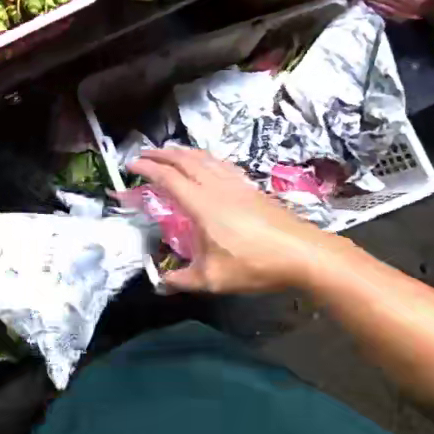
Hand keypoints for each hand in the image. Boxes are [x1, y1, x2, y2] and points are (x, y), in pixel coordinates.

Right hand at [127, 149, 335, 293]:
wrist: (302, 253)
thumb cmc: (254, 265)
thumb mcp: (211, 279)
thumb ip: (181, 279)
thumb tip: (161, 280)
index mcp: (201, 204)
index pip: (168, 177)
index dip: (147, 168)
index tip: (131, 164)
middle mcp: (217, 186)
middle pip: (185, 160)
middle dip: (162, 154)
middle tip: (145, 154)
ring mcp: (236, 184)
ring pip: (205, 158)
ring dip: (184, 152)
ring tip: (171, 153)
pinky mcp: (251, 188)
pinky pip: (221, 164)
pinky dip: (206, 158)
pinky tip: (208, 165)